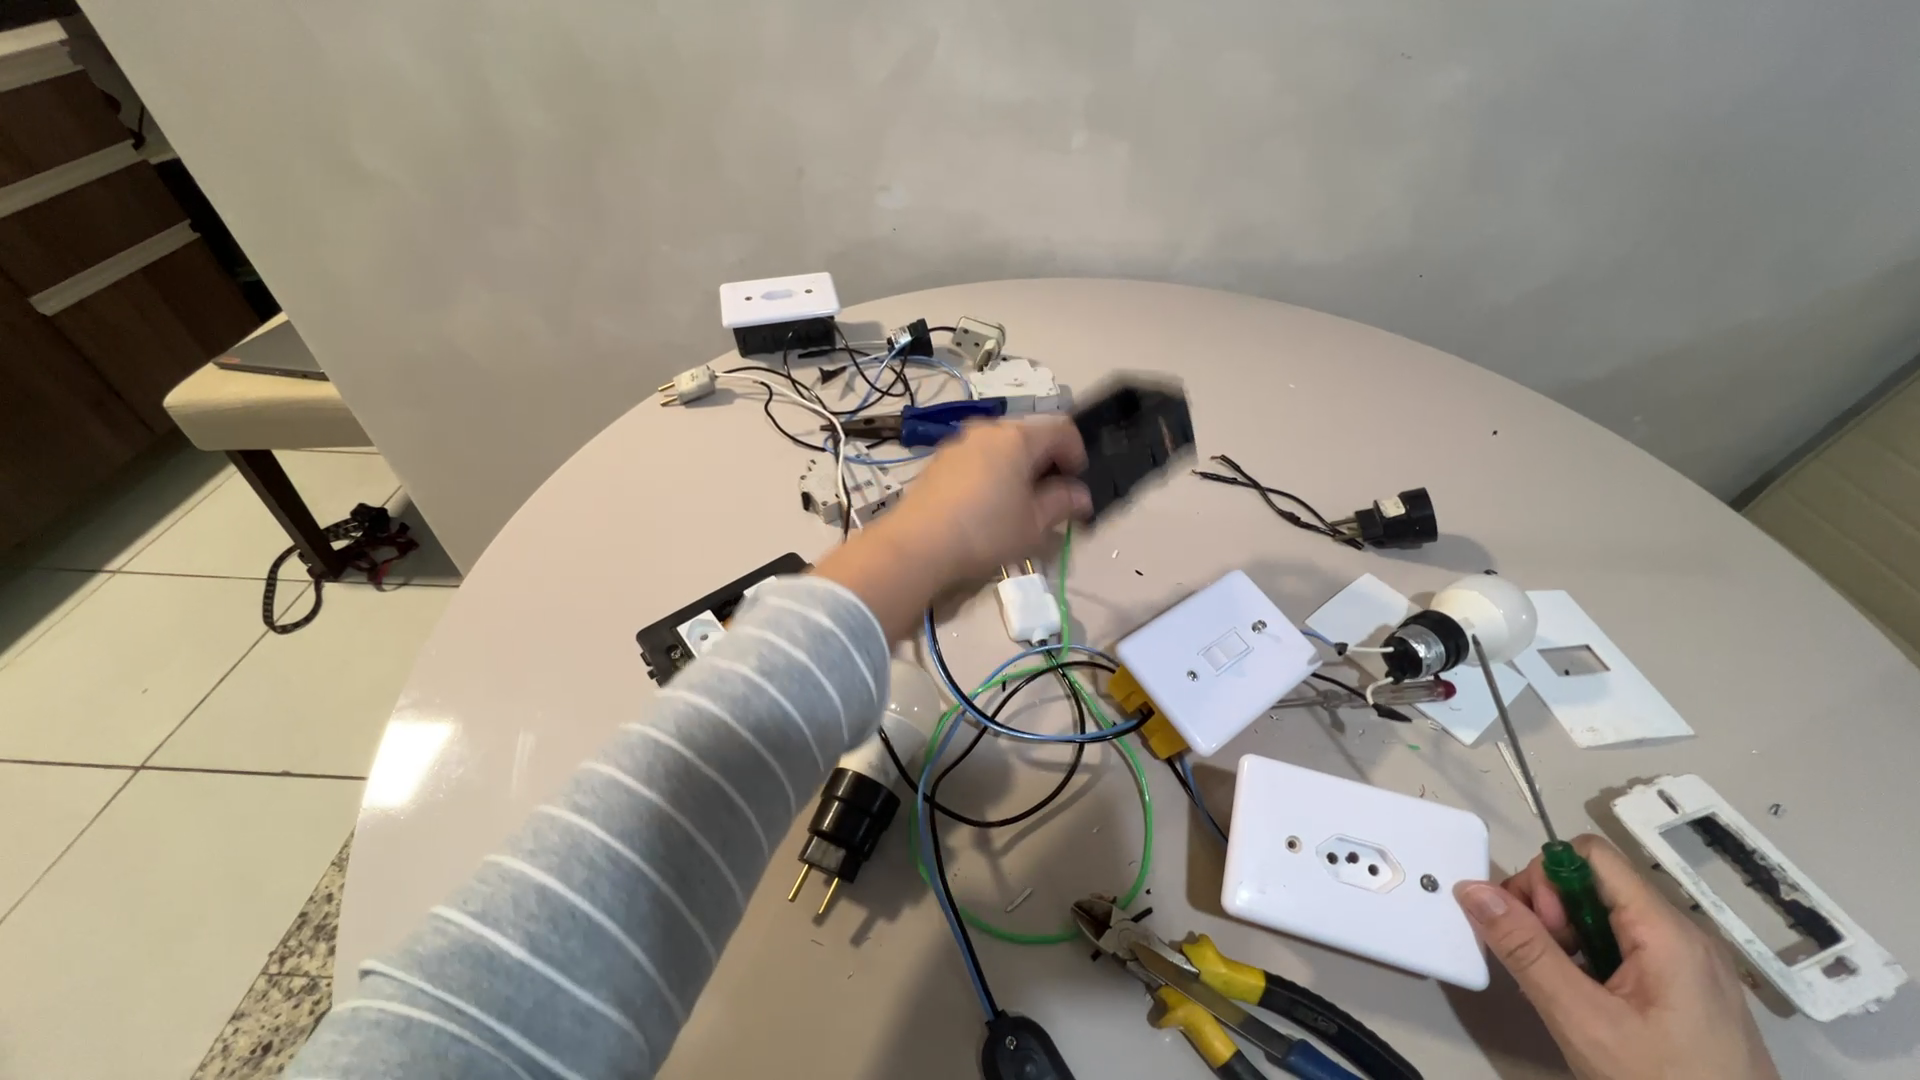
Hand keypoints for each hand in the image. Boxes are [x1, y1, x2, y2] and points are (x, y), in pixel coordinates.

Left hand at [887, 415, 1091, 582]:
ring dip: (1017, 467)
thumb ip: (1062, 503)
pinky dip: (991, 473)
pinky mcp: (939, 461)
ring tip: (1017, 503)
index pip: (1062, 428)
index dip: (1077, 453)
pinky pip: (977, 458)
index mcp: (1018, 437)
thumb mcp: (1034, 524)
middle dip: (1046, 461)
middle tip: (1050, 496)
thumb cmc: (986, 531)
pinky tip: (986, 505)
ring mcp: (960, 442)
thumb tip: (1079, 496)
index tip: (1076, 483)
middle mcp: (988, 430)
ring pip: (1001, 447)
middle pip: (1029, 434)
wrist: (918, 543)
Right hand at [1454, 835, 1779, 1079]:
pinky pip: (1625, 945)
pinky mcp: (1690, 988)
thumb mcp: (1582, 1020)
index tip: (1539, 929)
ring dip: (1566, 937)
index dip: (1547, 878)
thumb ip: (1525, 950)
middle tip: (1543, 964)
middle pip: (1594, 881)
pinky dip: (1591, 958)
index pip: (1588, 854)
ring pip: (1605, 914)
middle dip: (1550, 910)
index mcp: (1666, 932)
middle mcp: (1684, 934)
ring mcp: (1691, 963)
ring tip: (1563, 989)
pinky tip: (1587, 1002)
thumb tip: (1471, 889)